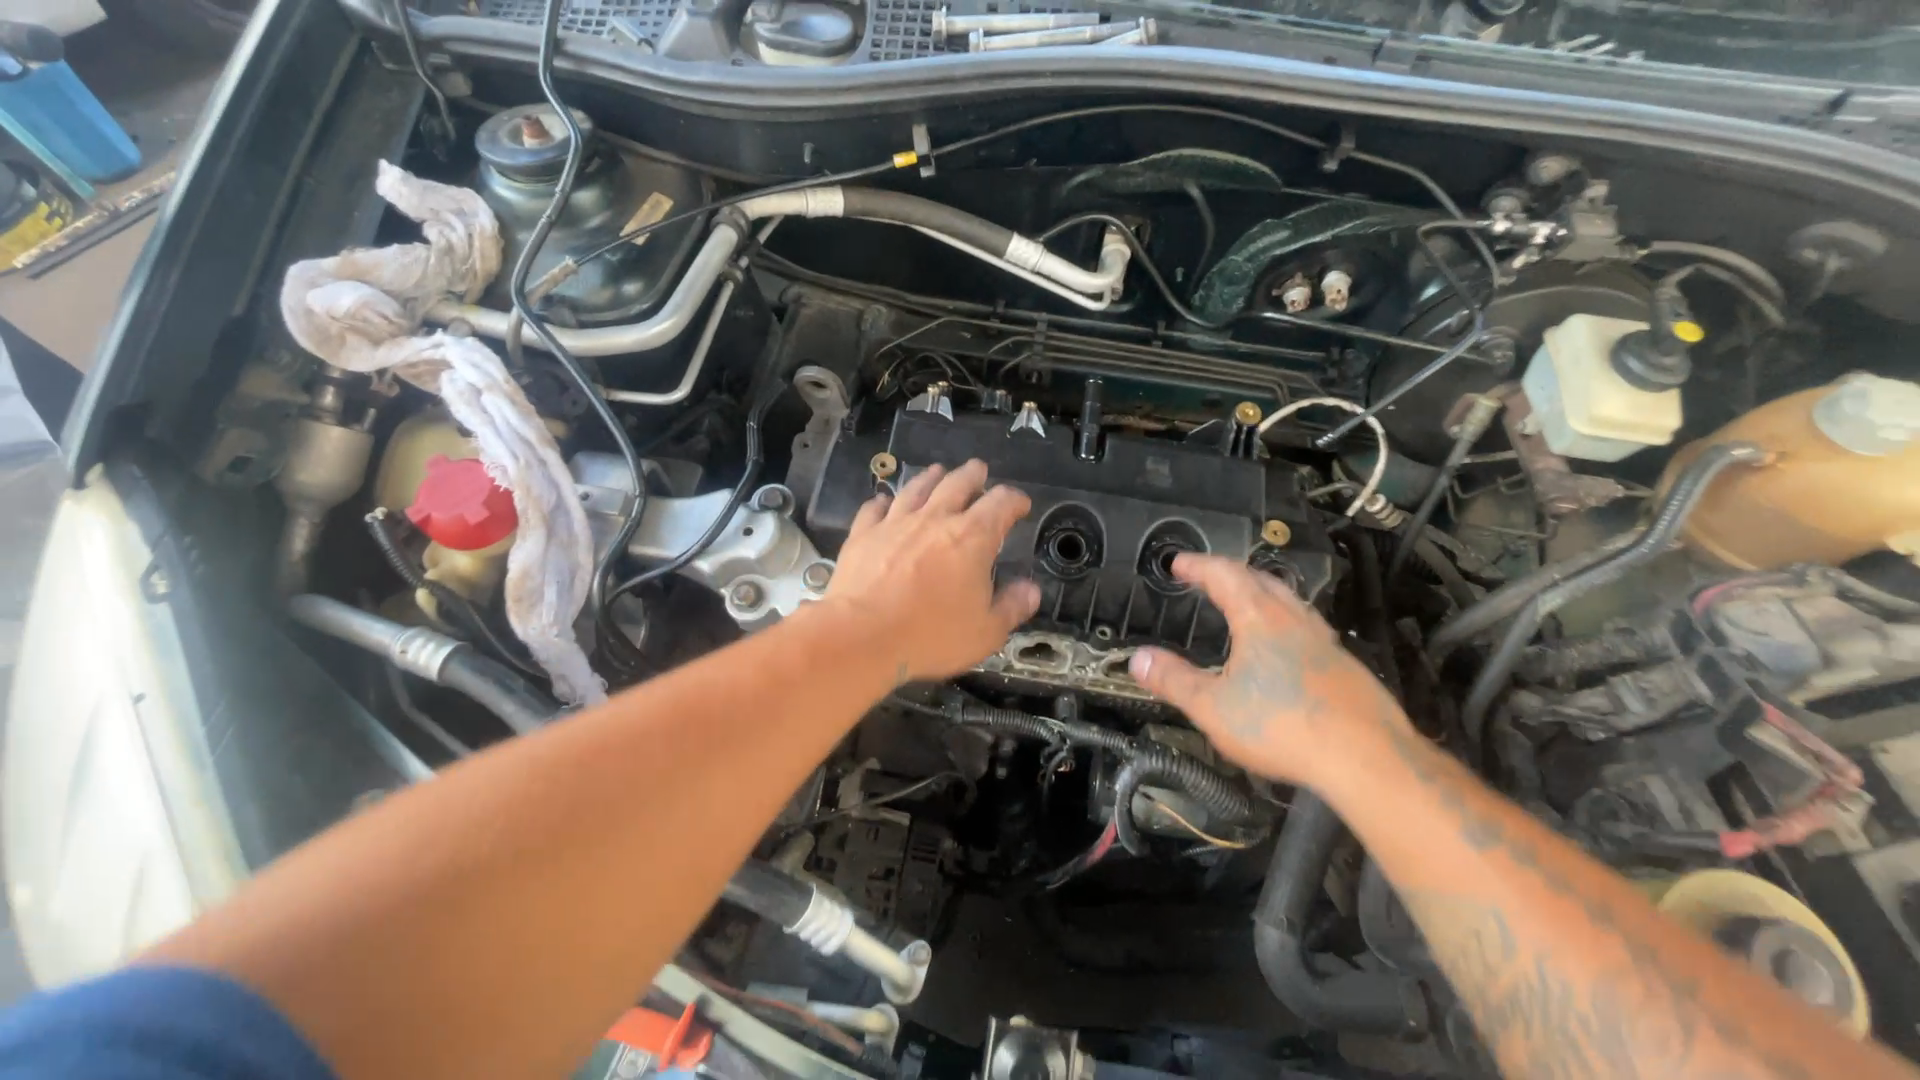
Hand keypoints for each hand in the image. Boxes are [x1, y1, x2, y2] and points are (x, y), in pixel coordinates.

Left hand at [826, 460, 1040, 682]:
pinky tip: (883, 501)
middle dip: (973, 476)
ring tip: (937, 471)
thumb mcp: (985, 632)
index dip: (1014, 501)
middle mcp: (935, 519)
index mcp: (972, 538)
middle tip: (979, 470)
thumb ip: (1011, 607)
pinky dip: (883, 502)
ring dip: (930, 478)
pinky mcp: (863, 534)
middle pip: (958, 484)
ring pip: (916, 489)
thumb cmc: (930, 636)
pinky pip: (874, 509)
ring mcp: (895, 523)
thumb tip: (1030, 589)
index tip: (1020, 504)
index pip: (1001, 504)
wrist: (861, 636)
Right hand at [1127, 554, 1411, 786]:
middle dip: (1231, 574)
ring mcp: (1324, 640)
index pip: (1224, 576)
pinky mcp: (1344, 665)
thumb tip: (1137, 658)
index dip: (1198, 566)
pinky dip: (1285, 623)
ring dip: (1262, 594)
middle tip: (1209, 577)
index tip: (1178, 563)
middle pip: (1261, 580)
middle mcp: (1294, 619)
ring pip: (1290, 602)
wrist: (1365, 756)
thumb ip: (1174, 681)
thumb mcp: (1212, 708)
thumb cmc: (1282, 727)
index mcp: (1259, 619)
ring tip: (1245, 605)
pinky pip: (1307, 628)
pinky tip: (1284, 649)